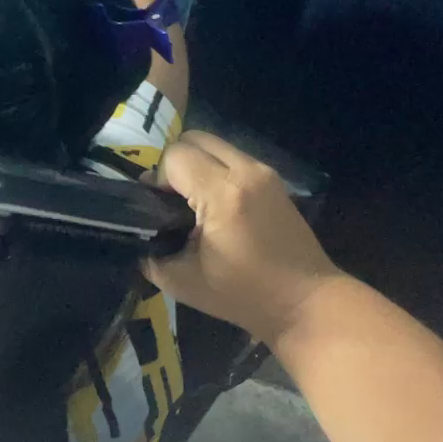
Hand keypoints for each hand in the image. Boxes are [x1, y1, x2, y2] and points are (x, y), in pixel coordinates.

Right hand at [143, 131, 346, 343]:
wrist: (306, 302)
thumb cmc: (244, 296)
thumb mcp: (183, 282)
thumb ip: (150, 256)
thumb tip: (136, 236)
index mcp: (223, 195)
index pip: (175, 157)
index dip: (157, 178)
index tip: (158, 208)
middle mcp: (246, 172)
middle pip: (194, 139)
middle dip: (174, 164)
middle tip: (171, 199)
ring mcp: (264, 172)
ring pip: (214, 144)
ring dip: (195, 164)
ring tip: (191, 201)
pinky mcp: (274, 179)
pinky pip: (232, 157)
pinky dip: (214, 169)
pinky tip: (213, 203)